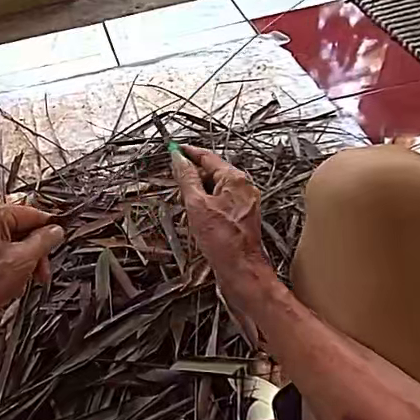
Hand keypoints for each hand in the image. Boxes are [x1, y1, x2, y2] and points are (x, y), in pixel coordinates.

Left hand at [0, 200, 65, 341]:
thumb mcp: (23, 261)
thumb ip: (45, 241)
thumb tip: (55, 231)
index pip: (31, 213)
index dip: (48, 231)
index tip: (57, 241)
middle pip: (19, 227)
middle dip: (34, 250)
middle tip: (41, 269)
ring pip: (7, 240)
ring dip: (22, 259)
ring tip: (24, 278)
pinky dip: (6, 263)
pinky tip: (9, 281)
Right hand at [169, 145, 271, 289]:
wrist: (241, 269)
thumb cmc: (224, 241)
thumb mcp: (196, 205)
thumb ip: (187, 178)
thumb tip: (178, 160)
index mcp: (235, 179)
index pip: (208, 157)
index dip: (189, 153)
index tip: (175, 149)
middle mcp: (244, 188)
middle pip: (213, 171)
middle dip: (193, 175)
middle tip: (175, 178)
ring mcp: (244, 202)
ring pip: (216, 188)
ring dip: (199, 191)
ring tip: (185, 202)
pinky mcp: (241, 216)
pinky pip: (221, 202)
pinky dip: (207, 203)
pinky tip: (197, 215)